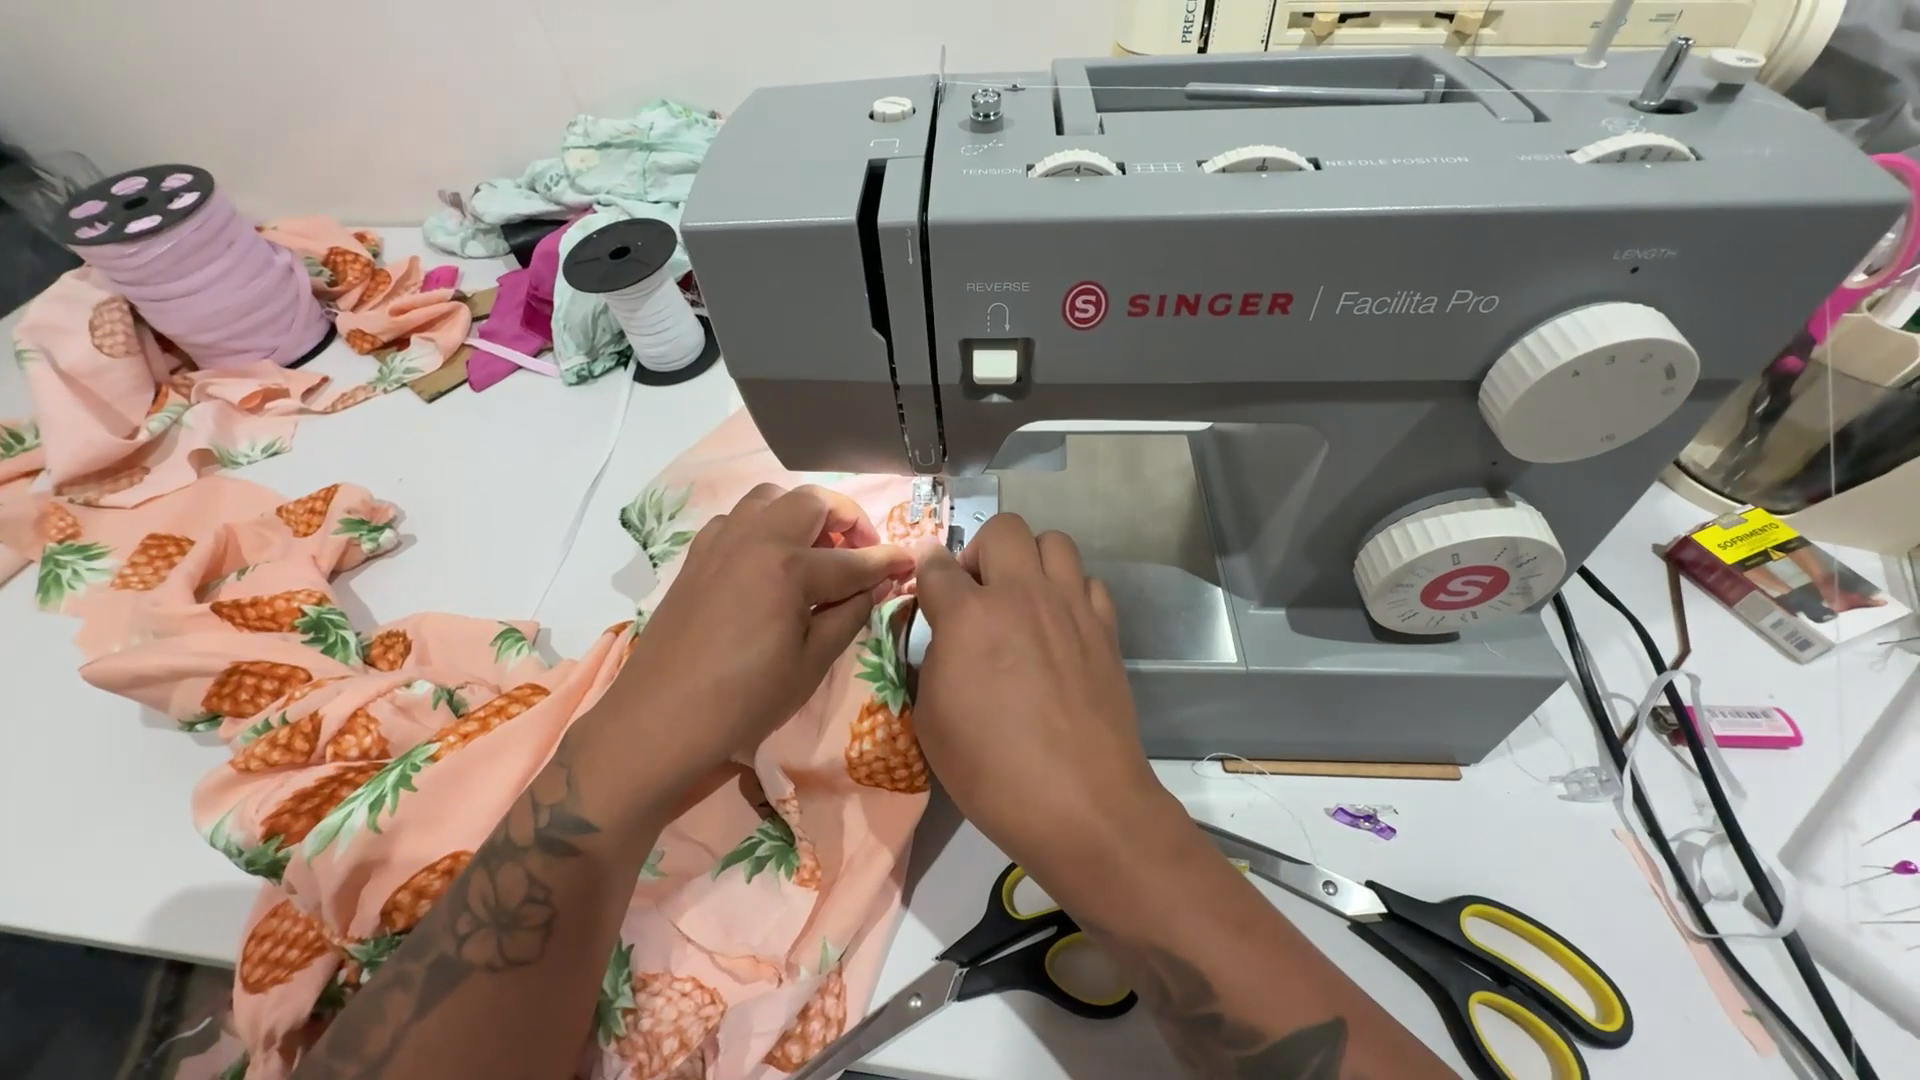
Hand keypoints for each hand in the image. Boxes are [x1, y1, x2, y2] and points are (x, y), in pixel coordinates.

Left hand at [620, 483, 912, 768]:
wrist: (662, 718)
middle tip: (860, 552)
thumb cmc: (746, 699)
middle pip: (812, 502)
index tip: (910, 561)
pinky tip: (768, 563)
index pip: (853, 559)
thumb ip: (850, 613)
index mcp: (788, 567)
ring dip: (801, 514)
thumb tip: (875, 585)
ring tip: (815, 550)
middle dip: (846, 519)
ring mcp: (720, 542)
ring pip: (770, 499)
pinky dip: (763, 527)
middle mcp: (755, 539)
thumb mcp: (812, 662)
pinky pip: (738, 520)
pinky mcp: (697, 556)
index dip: (887, 561)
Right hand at [912, 514, 1170, 867]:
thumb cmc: (991, 771)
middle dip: (982, 550)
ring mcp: (1071, 608)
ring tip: (1024, 600)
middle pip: (1004, 528)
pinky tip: (1063, 628)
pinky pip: (1089, 583)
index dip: (926, 574)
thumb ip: (933, 663)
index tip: (928, 591)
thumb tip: (944, 638)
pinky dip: (1072, 593)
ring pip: (1055, 541)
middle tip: (978, 592)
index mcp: (969, 616)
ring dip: (1032, 561)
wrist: (1080, 802)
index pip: (937, 565)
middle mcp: (1022, 595)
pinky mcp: (1106, 629)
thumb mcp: (932, 721)